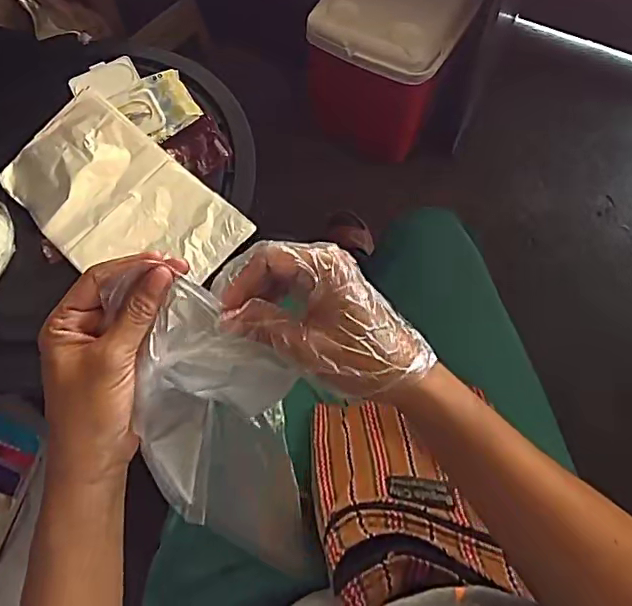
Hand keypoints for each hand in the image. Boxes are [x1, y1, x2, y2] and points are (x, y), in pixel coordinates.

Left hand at [38, 252, 188, 481]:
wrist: (94, 468)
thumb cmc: (90, 416)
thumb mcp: (112, 358)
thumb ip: (137, 312)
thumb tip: (161, 273)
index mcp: (63, 323)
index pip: (98, 280)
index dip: (130, 266)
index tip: (161, 260)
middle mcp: (79, 327)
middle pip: (114, 288)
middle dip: (144, 276)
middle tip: (177, 267)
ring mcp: (100, 341)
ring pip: (128, 305)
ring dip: (152, 292)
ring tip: (179, 279)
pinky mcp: (119, 355)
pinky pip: (137, 324)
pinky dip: (155, 312)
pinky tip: (172, 303)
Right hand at [218, 241, 435, 398]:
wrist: (405, 375)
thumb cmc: (362, 359)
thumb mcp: (306, 344)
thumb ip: (265, 324)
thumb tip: (231, 318)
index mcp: (323, 264)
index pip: (268, 256)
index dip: (241, 280)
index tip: (225, 307)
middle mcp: (327, 259)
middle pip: (274, 259)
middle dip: (247, 285)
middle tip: (228, 313)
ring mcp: (331, 270)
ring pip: (283, 270)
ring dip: (260, 291)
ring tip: (242, 318)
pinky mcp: (333, 285)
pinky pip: (296, 281)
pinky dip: (276, 296)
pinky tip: (264, 317)